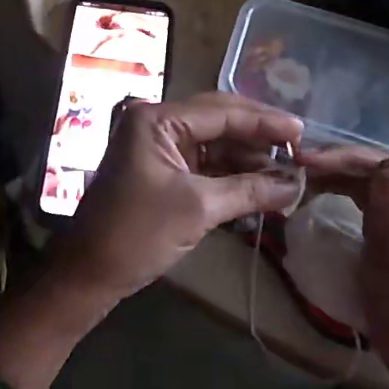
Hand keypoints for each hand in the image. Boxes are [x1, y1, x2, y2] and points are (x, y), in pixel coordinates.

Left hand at [48, 92, 304, 310]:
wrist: (87, 276)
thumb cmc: (136, 234)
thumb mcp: (198, 209)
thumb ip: (250, 190)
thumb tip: (296, 185)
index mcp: (158, 119)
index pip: (222, 112)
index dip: (265, 122)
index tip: (301, 131)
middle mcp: (159, 123)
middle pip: (221, 121)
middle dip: (259, 137)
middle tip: (298, 147)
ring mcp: (161, 147)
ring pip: (216, 143)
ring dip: (250, 158)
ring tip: (287, 170)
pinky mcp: (165, 171)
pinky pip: (207, 163)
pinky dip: (234, 174)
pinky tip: (263, 183)